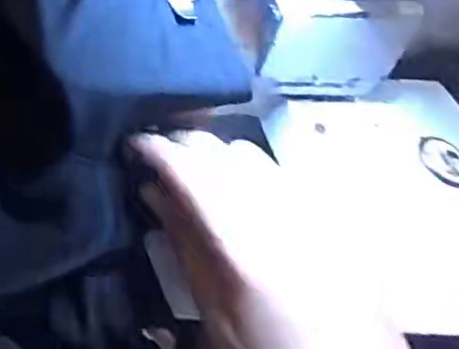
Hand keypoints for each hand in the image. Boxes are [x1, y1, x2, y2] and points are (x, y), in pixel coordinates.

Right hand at [134, 132, 403, 348]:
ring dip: (215, 153)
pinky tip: (243, 190)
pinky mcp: (327, 209)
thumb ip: (185, 245)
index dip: (152, 146)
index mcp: (237, 235)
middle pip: (214, 147)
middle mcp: (272, 204)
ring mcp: (304, 202)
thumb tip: (154, 192)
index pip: (184, 165)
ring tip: (199, 176)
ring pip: (245, 149)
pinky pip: (276, 167)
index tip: (130, 144)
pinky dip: (249, 167)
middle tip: (157, 162)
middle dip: (180, 145)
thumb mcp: (216, 315)